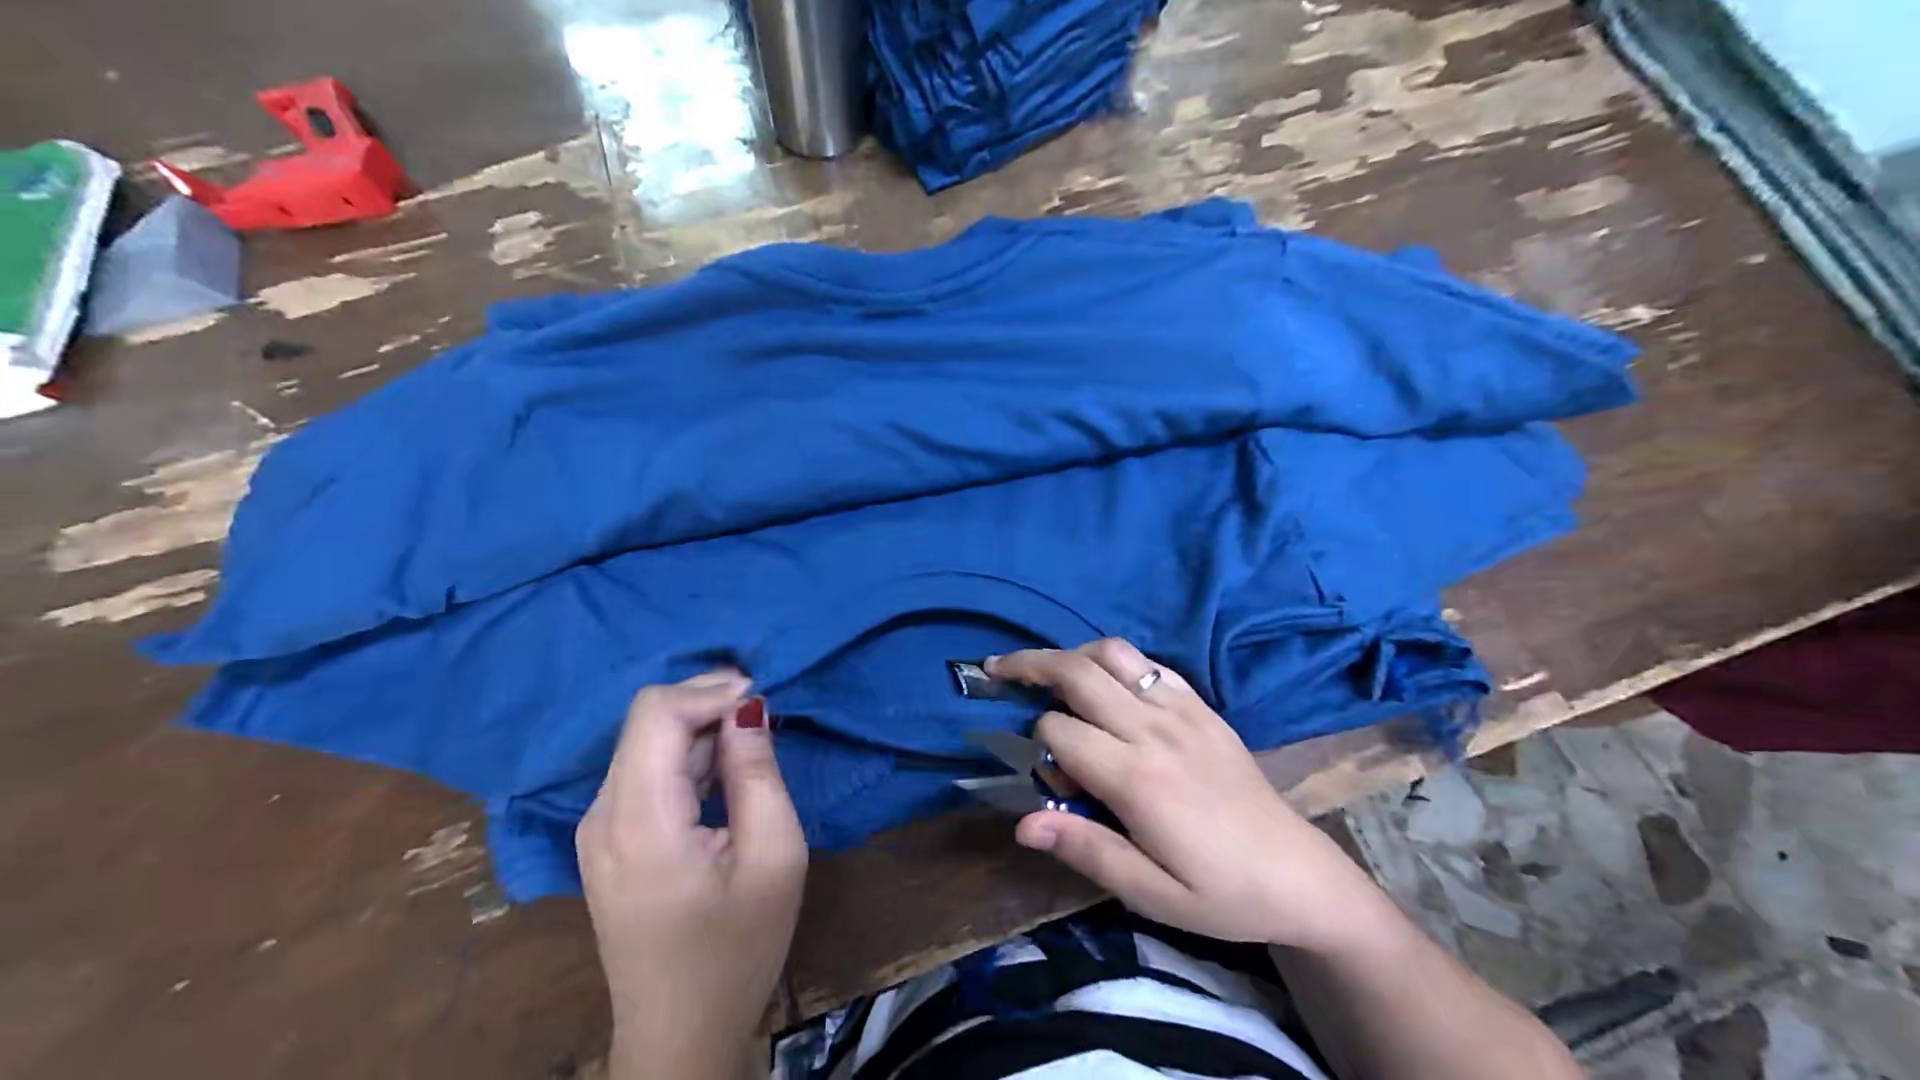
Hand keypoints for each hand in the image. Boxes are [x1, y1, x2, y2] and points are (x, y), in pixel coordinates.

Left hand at [576, 672, 807, 1079]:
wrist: (680, 1033)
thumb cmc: (737, 949)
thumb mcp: (773, 856)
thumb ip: (757, 773)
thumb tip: (748, 707)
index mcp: (638, 820)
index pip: (656, 712)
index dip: (710, 691)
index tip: (763, 698)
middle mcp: (601, 814)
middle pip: (646, 721)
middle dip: (707, 702)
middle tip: (765, 711)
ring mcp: (596, 828)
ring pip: (644, 741)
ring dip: (700, 728)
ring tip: (753, 739)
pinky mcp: (607, 839)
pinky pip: (644, 771)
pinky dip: (687, 755)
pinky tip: (725, 770)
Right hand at [987, 640, 1388, 950]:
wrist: (1300, 874)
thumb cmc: (1221, 892)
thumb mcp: (1151, 893)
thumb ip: (1086, 851)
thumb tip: (1022, 822)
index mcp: (1138, 778)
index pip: (1059, 732)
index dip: (1038, 748)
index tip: (1050, 779)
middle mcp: (1155, 729)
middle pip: (1077, 673)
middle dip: (1030, 666)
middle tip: (995, 668)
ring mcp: (1182, 710)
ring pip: (1113, 653)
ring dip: (1072, 653)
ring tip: (1045, 667)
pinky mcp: (1202, 705)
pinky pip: (1150, 664)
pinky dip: (1115, 660)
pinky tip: (1104, 679)